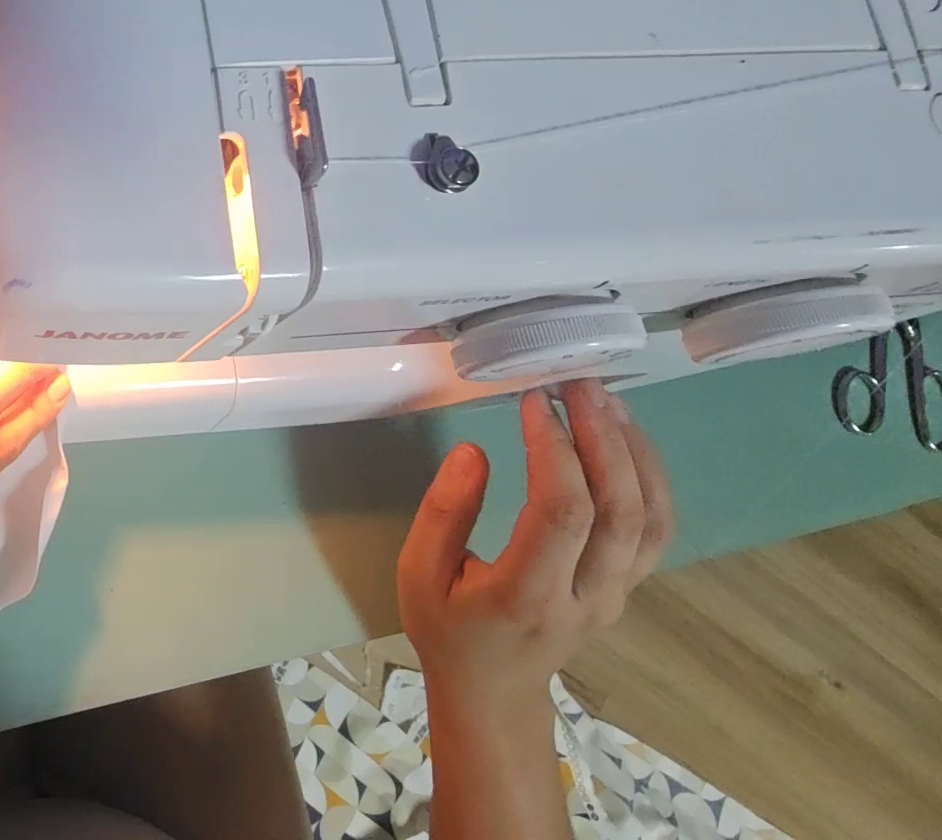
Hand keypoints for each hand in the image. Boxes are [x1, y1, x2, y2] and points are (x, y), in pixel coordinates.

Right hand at [398, 379, 674, 707]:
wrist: (493, 689)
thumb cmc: (446, 628)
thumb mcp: (418, 572)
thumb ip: (444, 513)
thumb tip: (474, 451)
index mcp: (527, 592)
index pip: (561, 512)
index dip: (552, 451)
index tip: (532, 403)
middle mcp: (587, 593)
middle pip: (621, 510)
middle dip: (603, 438)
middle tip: (577, 385)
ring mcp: (617, 592)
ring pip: (652, 518)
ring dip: (635, 452)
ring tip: (606, 401)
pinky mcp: (627, 585)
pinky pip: (656, 528)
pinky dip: (649, 477)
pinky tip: (624, 439)